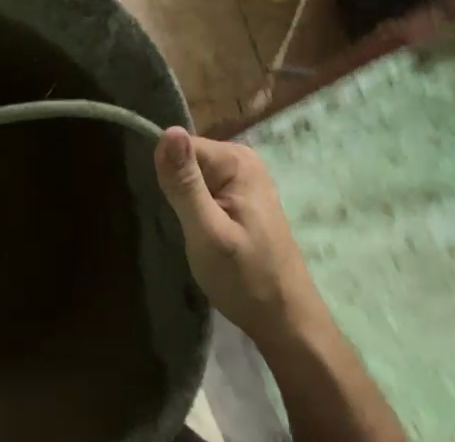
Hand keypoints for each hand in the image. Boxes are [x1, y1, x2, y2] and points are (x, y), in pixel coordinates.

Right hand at [154, 126, 315, 348]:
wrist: (286, 323)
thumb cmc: (246, 280)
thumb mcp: (207, 233)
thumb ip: (185, 184)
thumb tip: (167, 130)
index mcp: (237, 160)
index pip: (179, 147)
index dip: (169, 179)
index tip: (172, 212)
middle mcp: (243, 161)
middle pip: (186, 160)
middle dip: (177, 191)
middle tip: (183, 228)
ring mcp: (245, 181)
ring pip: (193, 178)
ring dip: (185, 203)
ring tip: (190, 233)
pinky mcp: (242, 200)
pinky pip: (204, 191)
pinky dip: (196, 211)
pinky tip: (201, 234)